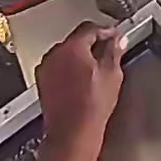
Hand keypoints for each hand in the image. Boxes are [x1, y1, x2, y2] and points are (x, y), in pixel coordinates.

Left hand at [35, 21, 124, 147]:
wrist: (72, 133)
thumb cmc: (89, 107)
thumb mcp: (113, 74)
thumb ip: (114, 51)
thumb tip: (117, 41)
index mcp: (72, 48)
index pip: (90, 28)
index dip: (106, 30)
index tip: (114, 34)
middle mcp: (54, 55)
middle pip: (76, 39)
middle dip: (93, 43)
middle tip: (108, 50)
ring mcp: (46, 69)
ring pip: (66, 53)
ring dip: (80, 56)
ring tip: (96, 69)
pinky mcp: (43, 82)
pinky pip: (59, 67)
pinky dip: (70, 69)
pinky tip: (83, 80)